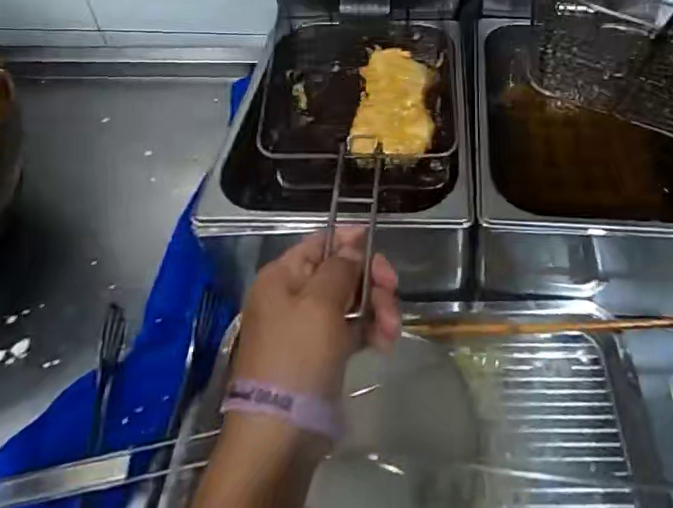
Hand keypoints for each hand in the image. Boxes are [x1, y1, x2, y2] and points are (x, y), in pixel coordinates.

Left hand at [232, 227, 400, 399]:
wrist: (280, 432)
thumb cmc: (297, 356)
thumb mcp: (320, 302)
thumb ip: (341, 267)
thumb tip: (352, 247)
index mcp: (283, 277)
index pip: (322, 242)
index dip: (351, 240)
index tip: (378, 245)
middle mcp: (293, 295)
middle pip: (344, 270)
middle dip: (373, 282)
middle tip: (392, 293)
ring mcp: (309, 326)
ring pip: (354, 300)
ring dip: (379, 308)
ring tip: (391, 331)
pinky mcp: (323, 352)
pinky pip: (354, 327)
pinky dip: (372, 330)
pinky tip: (385, 343)